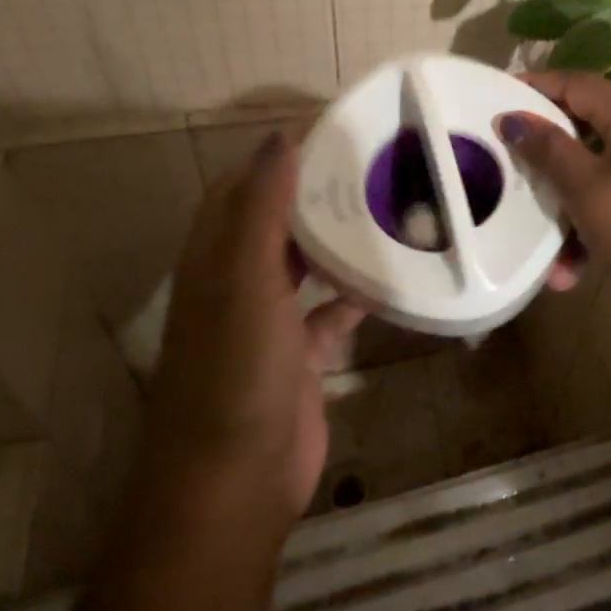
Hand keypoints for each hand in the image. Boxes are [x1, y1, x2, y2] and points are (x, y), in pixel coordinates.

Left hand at [144, 132, 364, 531]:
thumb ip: (260, 212)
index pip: (241, 188)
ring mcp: (268, 323)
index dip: (279, 155)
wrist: (236, 482)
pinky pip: (332, 311)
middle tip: (378, 164)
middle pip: (277, 222)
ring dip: (340, 239)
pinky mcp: (299, 357)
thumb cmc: (236, 375)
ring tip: (393, 208)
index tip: (336, 128)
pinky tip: (396, 280)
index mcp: (215, 259)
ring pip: (307, 265)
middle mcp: (237, 284)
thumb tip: (279, 138)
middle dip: (318, 192)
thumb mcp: (245, 284)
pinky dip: (358, 294)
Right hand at [496, 72, 610, 326]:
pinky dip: (591, 231)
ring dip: (565, 210)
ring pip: (595, 176)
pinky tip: (570, 273)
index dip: (535, 87)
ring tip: (539, 248)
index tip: (494, 100)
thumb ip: (549, 151)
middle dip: (545, 159)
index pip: (577, 83)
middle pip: (583, 131)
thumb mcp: (589, 191)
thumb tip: (512, 117)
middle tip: (504, 170)